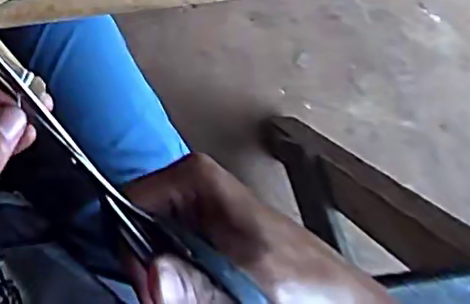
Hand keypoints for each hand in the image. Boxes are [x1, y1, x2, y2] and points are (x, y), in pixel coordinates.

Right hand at [123, 153, 391, 303]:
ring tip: (202, 299)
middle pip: (137, 231)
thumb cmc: (307, 284)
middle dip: (152, 274)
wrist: (339, 302)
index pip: (130, 203)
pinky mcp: (200, 245)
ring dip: (167, 286)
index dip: (134, 252)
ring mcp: (193, 216)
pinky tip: (204, 297)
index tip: (152, 287)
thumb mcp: (253, 285)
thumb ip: (202, 286)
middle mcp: (189, 189)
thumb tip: (153, 273)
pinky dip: (179, 289)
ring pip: (151, 255)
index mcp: (195, 177)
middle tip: (174, 300)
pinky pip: (170, 267)